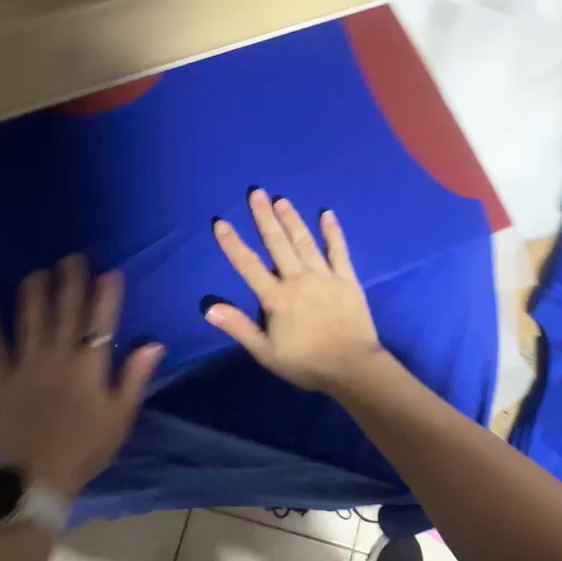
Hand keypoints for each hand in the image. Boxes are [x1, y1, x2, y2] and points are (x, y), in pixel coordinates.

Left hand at [0, 255, 164, 494]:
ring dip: (33, 293)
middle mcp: (57, 358)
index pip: (100, 321)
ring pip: (29, 321)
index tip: (109, 271)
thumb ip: (135, 377)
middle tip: (71, 257)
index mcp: (89, 367)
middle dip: (69, 281)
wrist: (38, 481)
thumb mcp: (121, 416)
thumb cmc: (87, 448)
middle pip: (65, 311)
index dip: (106, 294)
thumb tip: (152, 343)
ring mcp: (24, 367)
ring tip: (36, 273)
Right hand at [206, 189, 388, 394]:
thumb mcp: (265, 352)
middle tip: (257, 192)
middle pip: (277, 243)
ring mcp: (325, 276)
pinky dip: (333, 232)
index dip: (233, 244)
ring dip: (292, 219)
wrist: (352, 367)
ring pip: (305, 241)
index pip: (249, 265)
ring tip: (282, 199)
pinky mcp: (348, 279)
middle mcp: (298, 279)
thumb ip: (238, 327)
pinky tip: (327, 214)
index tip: (221, 222)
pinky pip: (339, 251)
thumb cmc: (306, 363)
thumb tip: (209, 308)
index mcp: (276, 297)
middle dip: (265, 217)